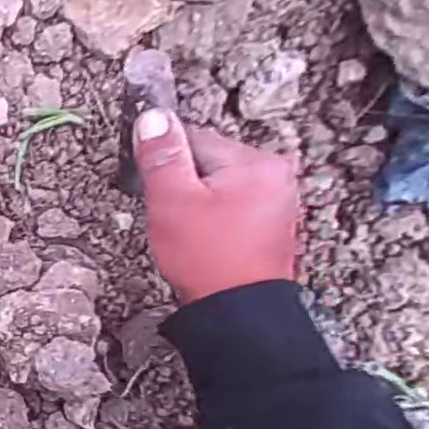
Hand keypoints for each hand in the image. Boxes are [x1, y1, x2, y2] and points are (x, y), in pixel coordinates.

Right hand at [134, 109, 299, 302]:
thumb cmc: (207, 257)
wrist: (236, 311)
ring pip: (216, 184)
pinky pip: (229, 204)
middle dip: (182, 184)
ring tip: (188, 230)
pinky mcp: (269, 222)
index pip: (194, 139)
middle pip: (207, 161)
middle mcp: (275, 175)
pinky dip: (210, 216)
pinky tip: (201, 238)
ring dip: (195, 201)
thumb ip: (162, 155)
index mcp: (256, 162)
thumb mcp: (172, 200)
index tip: (153, 185)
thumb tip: (153, 117)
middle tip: (173, 215)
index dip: (165, 163)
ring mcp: (275, 200)